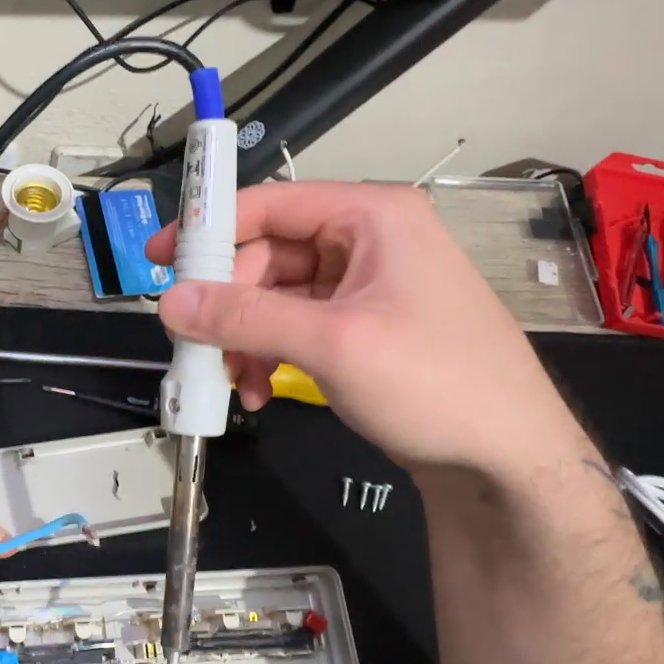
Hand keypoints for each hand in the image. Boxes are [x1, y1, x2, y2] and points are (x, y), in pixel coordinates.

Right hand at [146, 181, 579, 478]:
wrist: (506, 459)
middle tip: (197, 345)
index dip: (210, 228)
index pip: (271, 204)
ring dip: (245, 339)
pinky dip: (268, 356)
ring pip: (275, 298)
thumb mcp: (333, 343)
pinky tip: (260, 392)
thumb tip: (169, 302)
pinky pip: (294, 328)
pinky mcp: (360, 330)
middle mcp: (367, 243)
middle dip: (229, 305)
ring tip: (237, 383)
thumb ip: (246, 317)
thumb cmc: (435, 384)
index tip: (158, 260)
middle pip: (266, 257)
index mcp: (372, 218)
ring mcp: (364, 289)